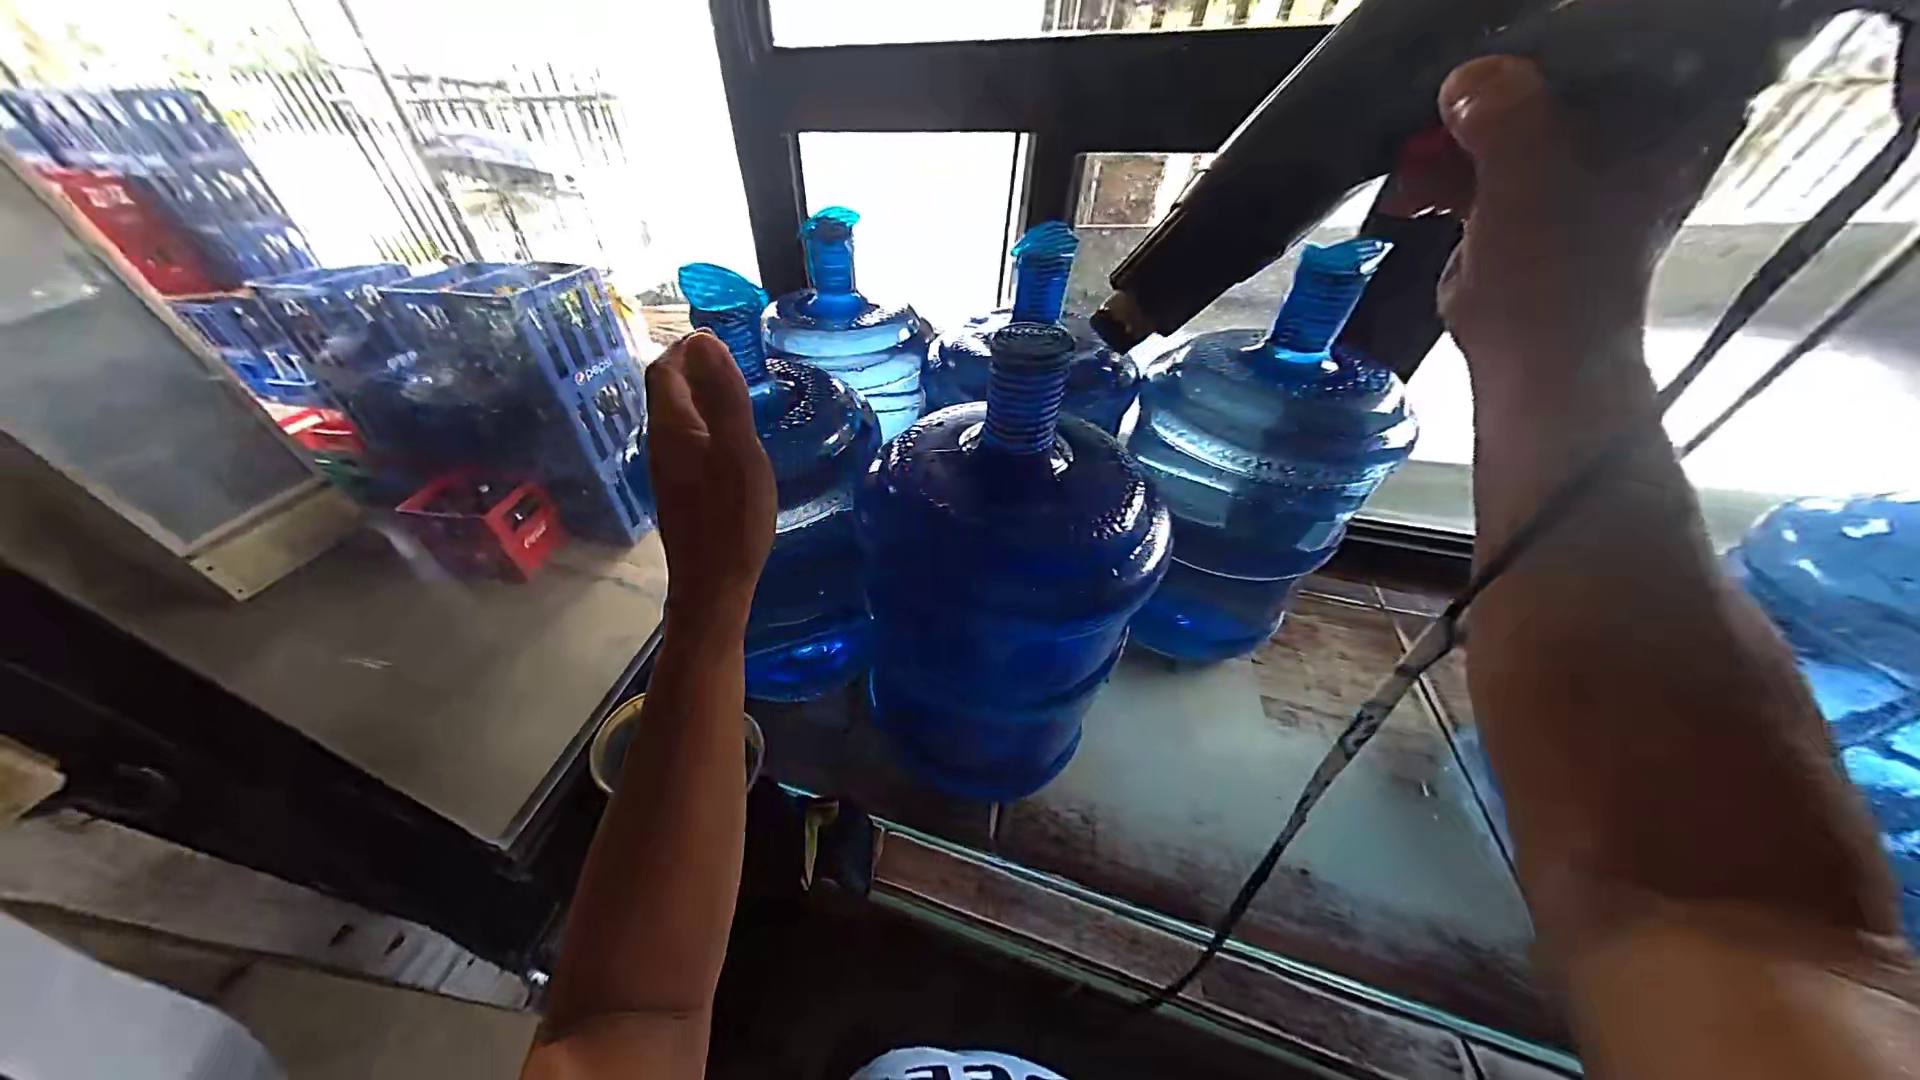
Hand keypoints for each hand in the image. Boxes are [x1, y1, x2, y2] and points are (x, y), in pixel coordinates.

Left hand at [644, 331, 775, 630]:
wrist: (712, 581)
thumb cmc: (732, 516)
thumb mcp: (739, 451)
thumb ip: (725, 397)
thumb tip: (704, 341)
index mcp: (675, 427)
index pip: (668, 371)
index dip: (686, 349)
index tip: (715, 337)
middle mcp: (664, 443)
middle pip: (668, 392)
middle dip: (690, 368)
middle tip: (725, 358)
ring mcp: (670, 469)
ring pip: (677, 417)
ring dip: (698, 395)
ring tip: (731, 390)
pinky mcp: (682, 489)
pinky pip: (688, 439)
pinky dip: (704, 422)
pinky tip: (728, 436)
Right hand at [1407, 55, 1740, 366]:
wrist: (1534, 360)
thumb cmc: (1548, 281)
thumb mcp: (1526, 186)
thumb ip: (1505, 118)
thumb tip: (1465, 75)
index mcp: (1660, 114)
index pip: (1593, 50)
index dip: (1524, 61)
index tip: (1463, 84)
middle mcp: (1628, 135)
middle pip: (1544, 92)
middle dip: (1473, 114)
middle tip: (1424, 134)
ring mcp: (1577, 176)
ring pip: (1508, 136)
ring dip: (1449, 154)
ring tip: (1407, 179)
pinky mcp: (1533, 210)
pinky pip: (1489, 175)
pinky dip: (1448, 183)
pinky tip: (1414, 198)